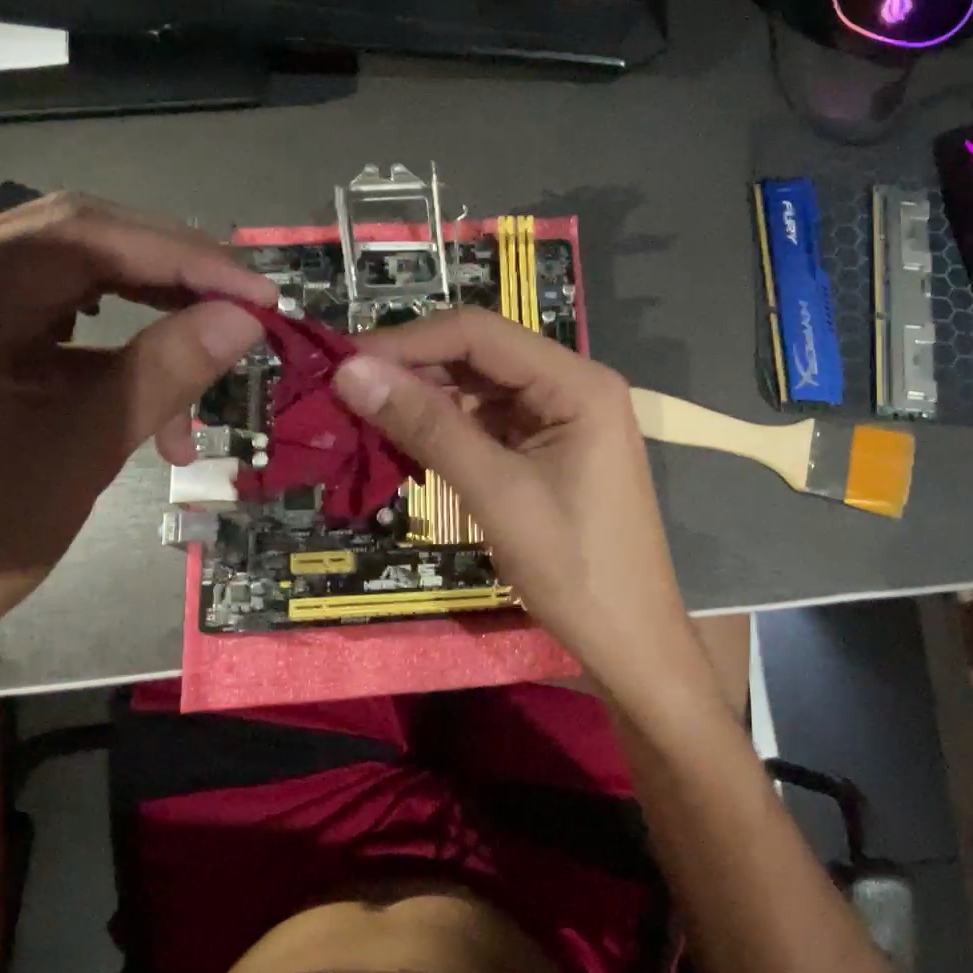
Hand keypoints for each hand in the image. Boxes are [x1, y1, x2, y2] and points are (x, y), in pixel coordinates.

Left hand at [0, 193, 274, 656]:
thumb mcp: (81, 451)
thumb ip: (165, 371)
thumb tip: (246, 317)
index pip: (73, 237)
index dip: (180, 255)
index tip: (258, 293)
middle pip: (67, 241)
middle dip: (168, 273)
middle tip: (243, 308)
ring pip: (63, 276)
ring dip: (146, 311)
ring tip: (207, 358)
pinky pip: (46, 317)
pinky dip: (111, 346)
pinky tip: (151, 391)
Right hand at [332, 308, 694, 687]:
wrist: (630, 639)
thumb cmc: (574, 568)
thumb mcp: (497, 493)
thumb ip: (429, 427)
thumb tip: (351, 371)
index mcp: (579, 384)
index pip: (481, 333)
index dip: (409, 341)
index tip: (343, 363)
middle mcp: (577, 388)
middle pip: (483, 358)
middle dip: (415, 373)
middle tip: (344, 396)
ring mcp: (568, 423)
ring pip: (485, 394)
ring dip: (429, 404)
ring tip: (364, 420)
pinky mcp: (556, 455)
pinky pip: (496, 428)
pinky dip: (453, 434)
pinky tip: (409, 446)